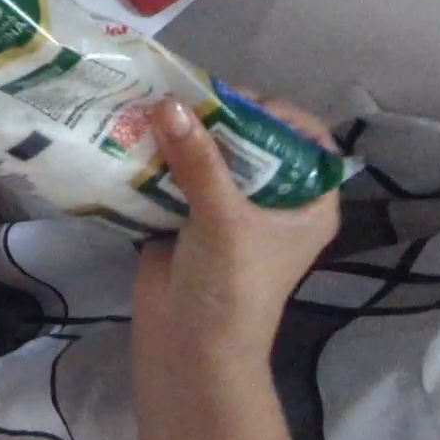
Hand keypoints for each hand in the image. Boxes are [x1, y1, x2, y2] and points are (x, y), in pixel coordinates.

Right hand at [132, 97, 340, 367]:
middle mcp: (270, 199)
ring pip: (206, 156)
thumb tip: (168, 102)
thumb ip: (199, 161)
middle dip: (214, 119)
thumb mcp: (223, 219)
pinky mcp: (184, 215)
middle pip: (249, 142)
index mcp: (307, 202)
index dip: (274, 114)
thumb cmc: (232, 284)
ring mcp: (224, 207)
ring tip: (148, 110)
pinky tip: (132, 138)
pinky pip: (173, 174)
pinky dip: (155, 157)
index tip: (232, 100)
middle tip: (179, 98)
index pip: (304, 140)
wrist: (189, 341)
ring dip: (179, 135)